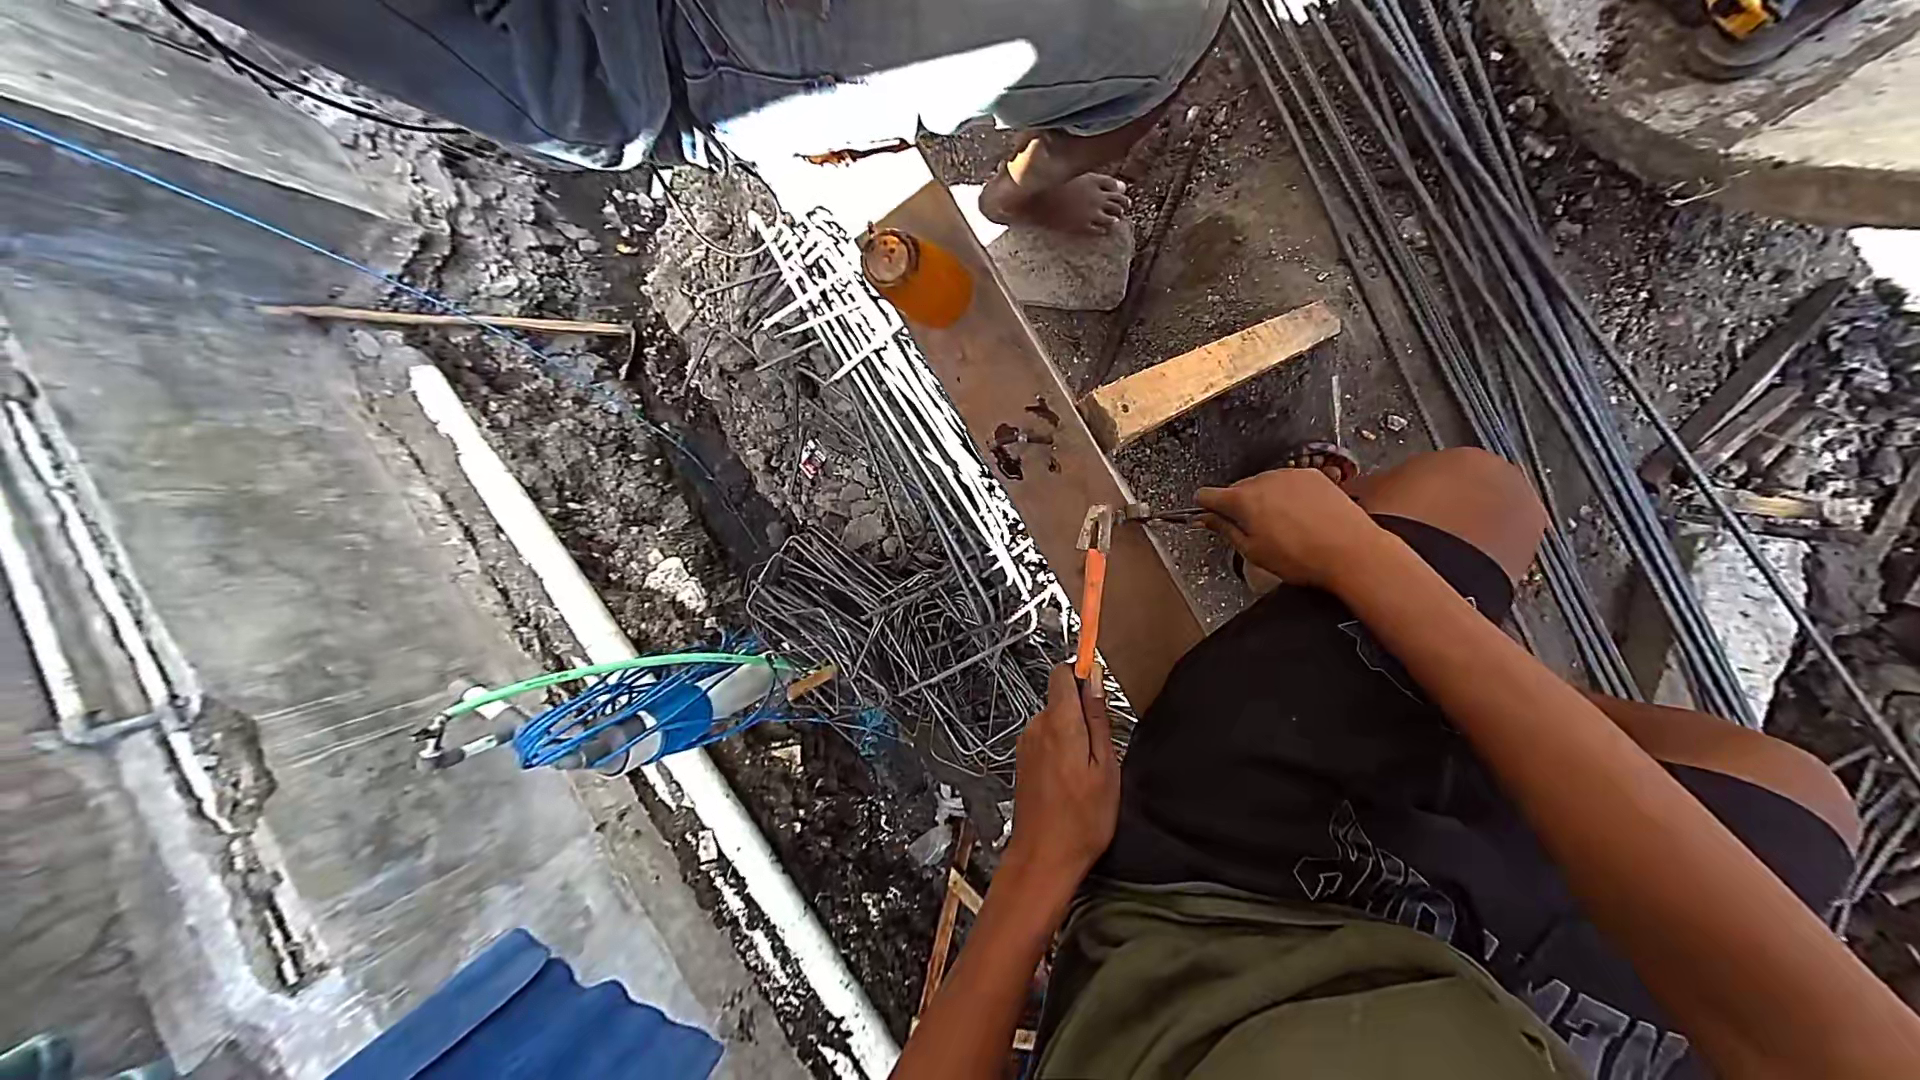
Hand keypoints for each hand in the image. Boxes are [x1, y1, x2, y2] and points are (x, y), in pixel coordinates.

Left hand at [1007, 664, 1119, 885]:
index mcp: (1059, 723)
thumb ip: (1098, 718)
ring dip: (1072, 734)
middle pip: (1060, 697)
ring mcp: (1026, 743)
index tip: (1098, 683)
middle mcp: (1036, 727)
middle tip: (1102, 747)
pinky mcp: (1023, 759)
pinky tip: (1072, 779)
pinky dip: (1061, 749)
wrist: (1044, 856)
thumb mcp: (1106, 766)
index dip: (1081, 672)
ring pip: (1054, 720)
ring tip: (1088, 770)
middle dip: (1082, 712)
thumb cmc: (1081, 820)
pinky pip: (1046, 738)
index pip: (1062, 673)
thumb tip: (1095, 680)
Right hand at [1197, 468, 1382, 589]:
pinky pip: (1288, 482)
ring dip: (1265, 501)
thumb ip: (1224, 529)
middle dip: (1239, 507)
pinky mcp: (1312, 476)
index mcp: (1242, 500)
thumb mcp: (1252, 551)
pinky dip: (1288, 496)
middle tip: (1254, 532)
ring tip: (1283, 528)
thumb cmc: (1303, 557)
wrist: (1351, 552)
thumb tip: (1206, 519)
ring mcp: (1289, 475)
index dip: (1205, 508)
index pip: (1207, 495)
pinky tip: (1300, 517)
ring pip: (1263, 485)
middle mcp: (1263, 480)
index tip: (1210, 517)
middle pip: (1237, 490)